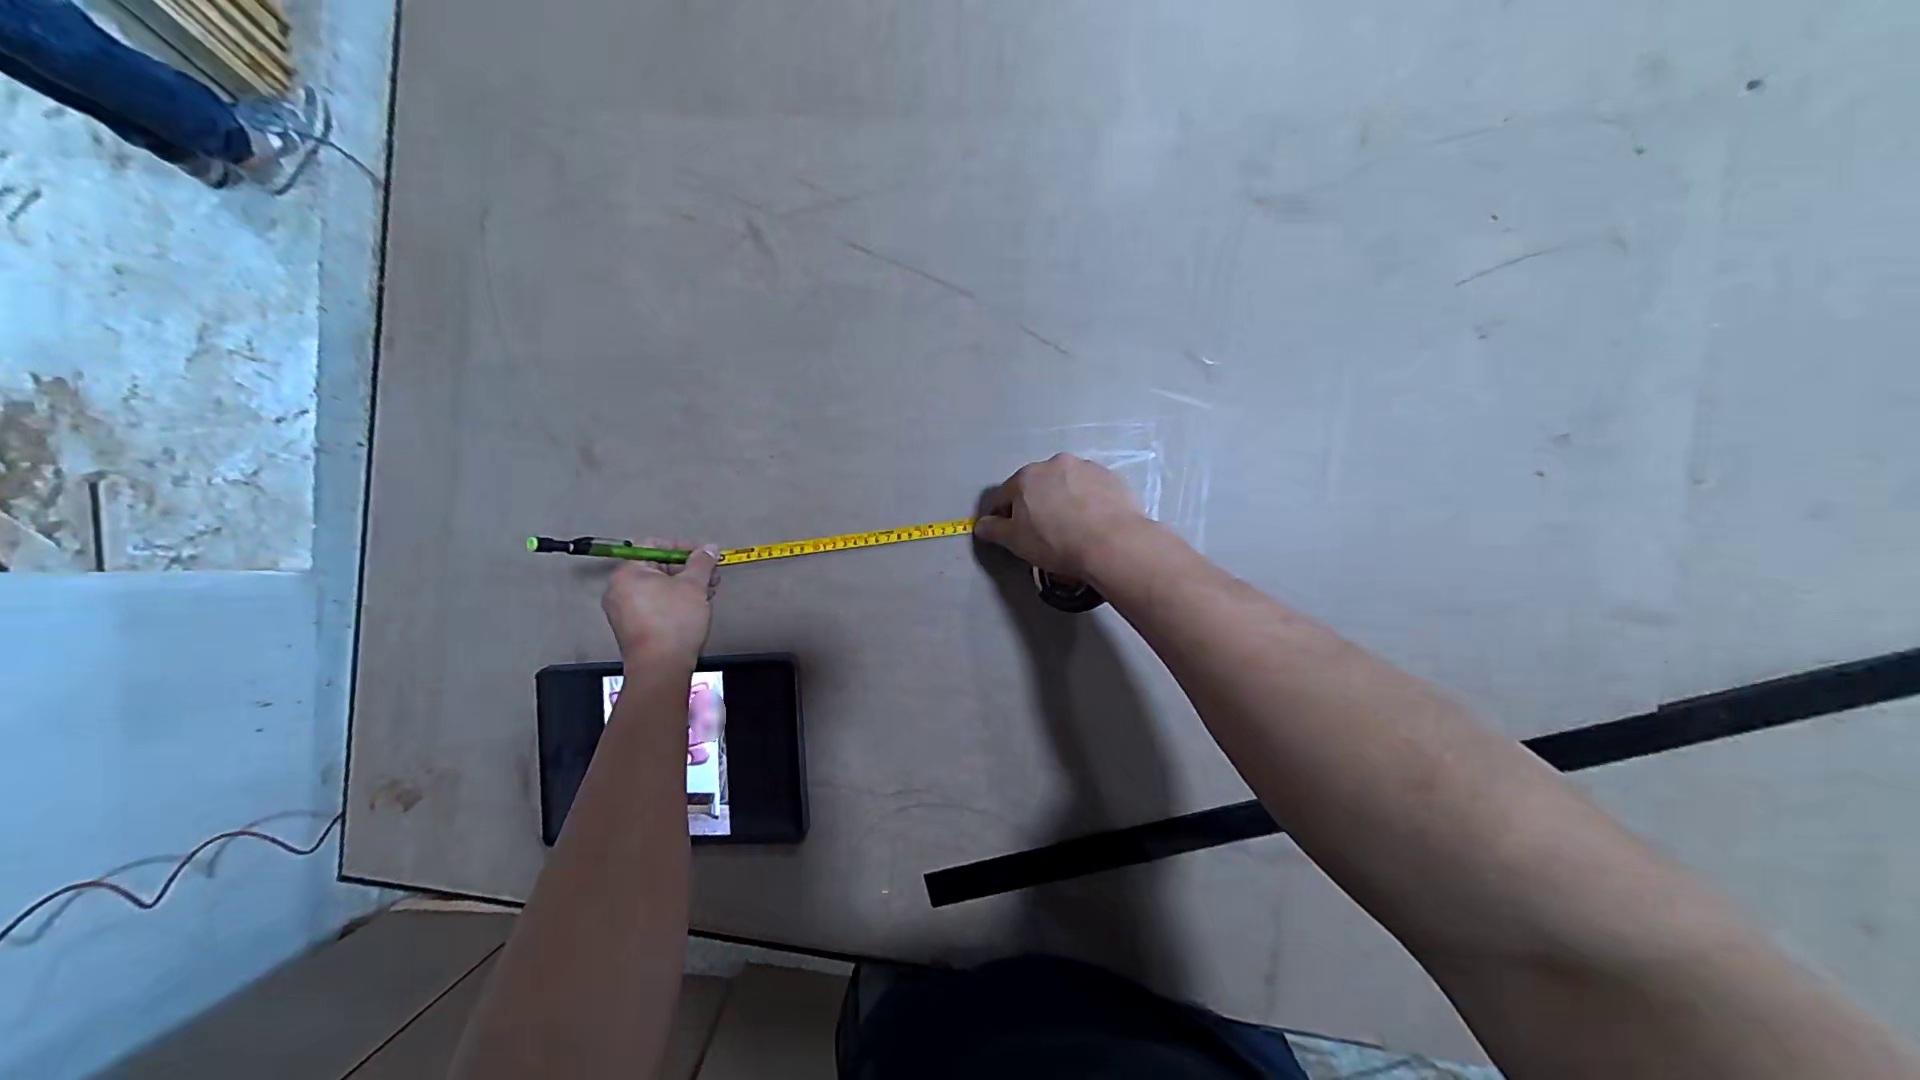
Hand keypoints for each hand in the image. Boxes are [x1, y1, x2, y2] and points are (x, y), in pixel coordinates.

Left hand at [601, 538, 719, 664]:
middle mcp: (619, 589)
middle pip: (657, 567)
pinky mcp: (632, 627)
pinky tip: (694, 608)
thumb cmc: (674, 621)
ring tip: (707, 594)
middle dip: (688, 569)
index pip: (654, 546)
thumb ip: (702, 562)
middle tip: (711, 576)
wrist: (661, 667)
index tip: (705, 556)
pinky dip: (673, 601)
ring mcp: (623, 610)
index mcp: (628, 573)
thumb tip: (709, 549)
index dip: (683, 547)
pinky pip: (654, 604)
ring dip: (684, 586)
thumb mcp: (694, 585)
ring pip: (658, 587)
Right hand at [974, 454, 1152, 579]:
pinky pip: (1091, 488)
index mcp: (1025, 477)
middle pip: (1037, 486)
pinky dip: (1088, 500)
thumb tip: (981, 524)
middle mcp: (1054, 463)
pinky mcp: (1111, 476)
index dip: (1003, 517)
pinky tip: (1094, 520)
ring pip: (1066, 484)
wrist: (1113, 543)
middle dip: (1036, 504)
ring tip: (1074, 526)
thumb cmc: (1057, 542)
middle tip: (1045, 531)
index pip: (1003, 497)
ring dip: (1064, 499)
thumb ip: (994, 530)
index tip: (1012, 534)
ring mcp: (1085, 467)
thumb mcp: (1016, 541)